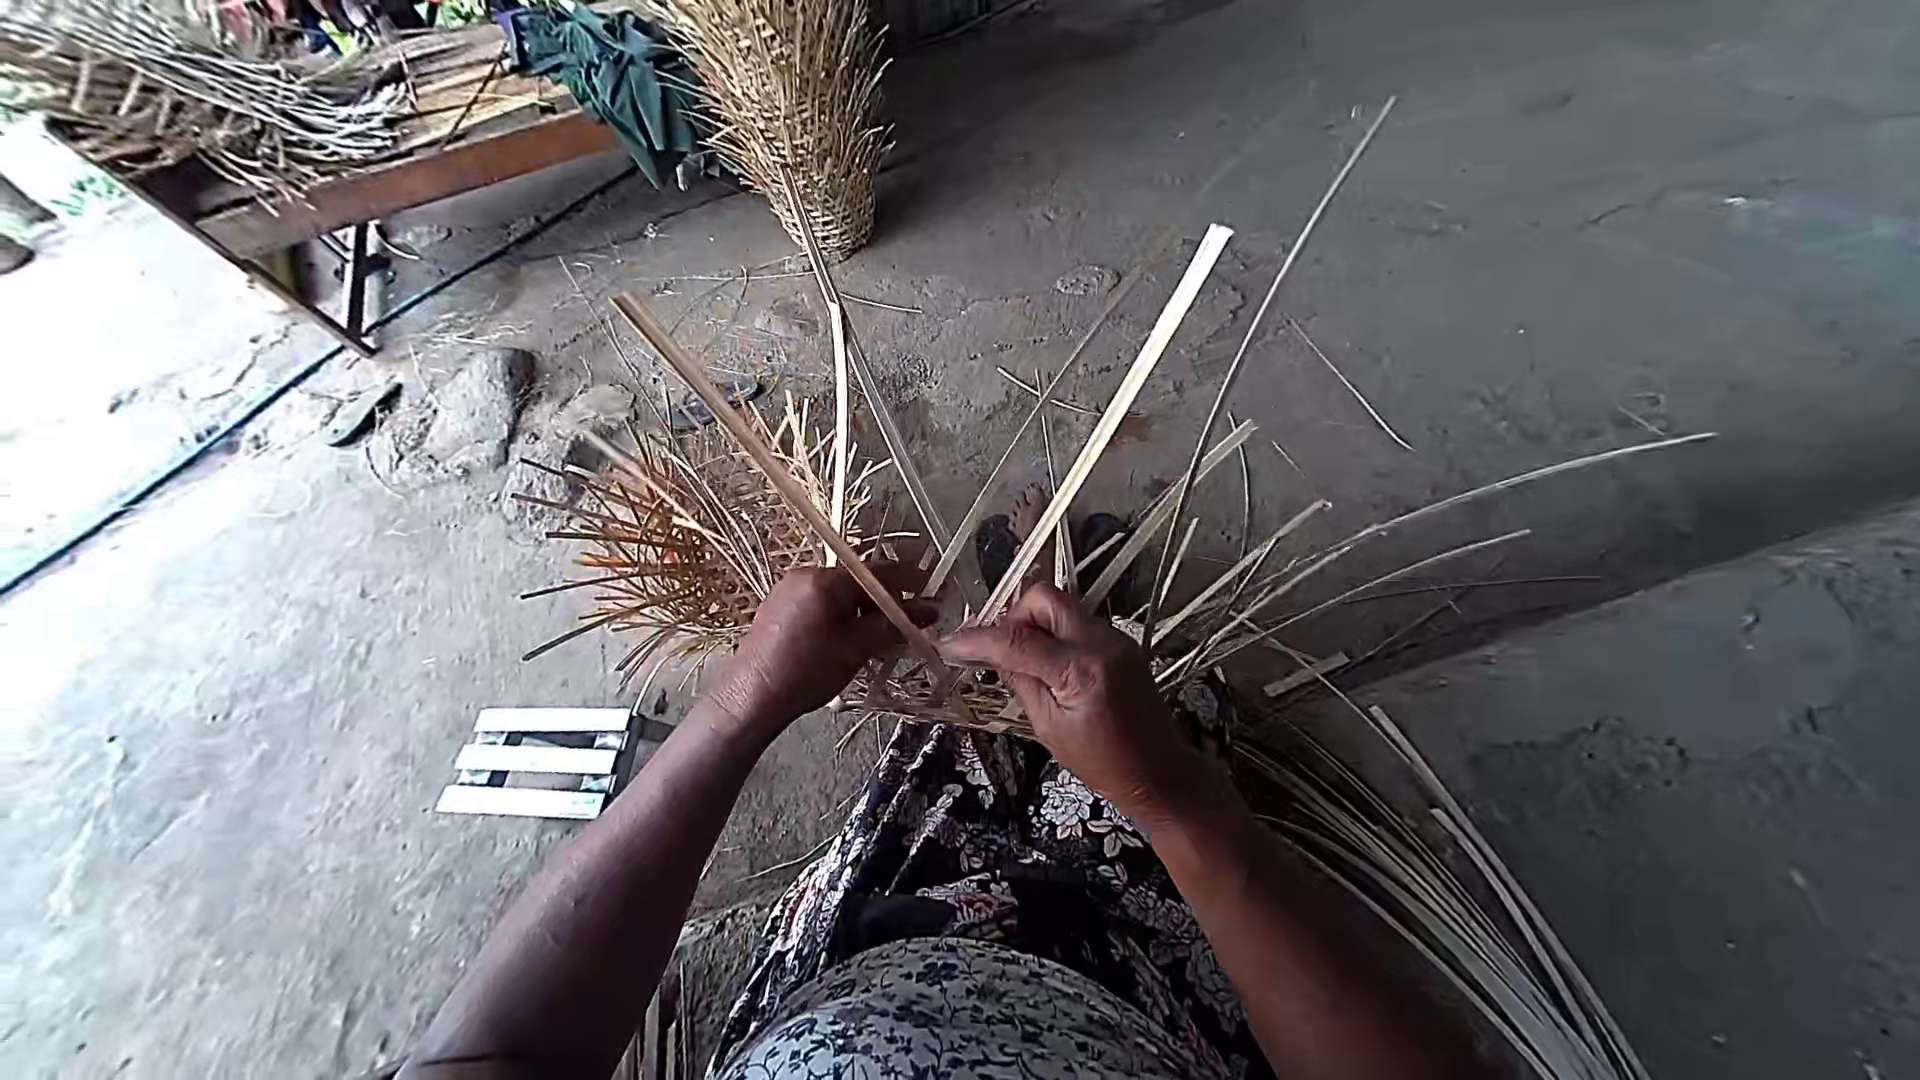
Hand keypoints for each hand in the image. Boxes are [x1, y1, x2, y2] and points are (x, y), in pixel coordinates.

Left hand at [704, 563, 936, 740]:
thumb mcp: (857, 648)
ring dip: (863, 609)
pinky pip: (821, 601)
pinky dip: (842, 614)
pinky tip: (849, 637)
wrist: (751, 698)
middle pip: (858, 580)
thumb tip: (929, 610)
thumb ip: (894, 625)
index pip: (876, 572)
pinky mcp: (780, 605)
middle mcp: (805, 575)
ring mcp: (789, 589)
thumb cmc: (806, 672)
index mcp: (824, 580)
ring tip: (878, 637)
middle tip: (906, 623)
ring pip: (840, 592)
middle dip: (885, 600)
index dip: (907, 581)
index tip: (928, 590)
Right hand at [940, 583, 1223, 826]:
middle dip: (1014, 615)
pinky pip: (1077, 620)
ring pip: (1061, 604)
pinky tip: (1050, 662)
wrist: (1160, 771)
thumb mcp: (1048, 728)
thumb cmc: (1102, 763)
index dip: (979, 640)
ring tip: (1026, 660)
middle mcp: (1101, 642)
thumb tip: (992, 652)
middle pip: (1044, 597)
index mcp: (1081, 671)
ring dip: (1034, 623)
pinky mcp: (1121, 640)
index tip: (952, 644)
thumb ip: (1020, 680)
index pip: (1017, 641)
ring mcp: (1115, 637)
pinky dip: (1055, 631)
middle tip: (1003, 649)